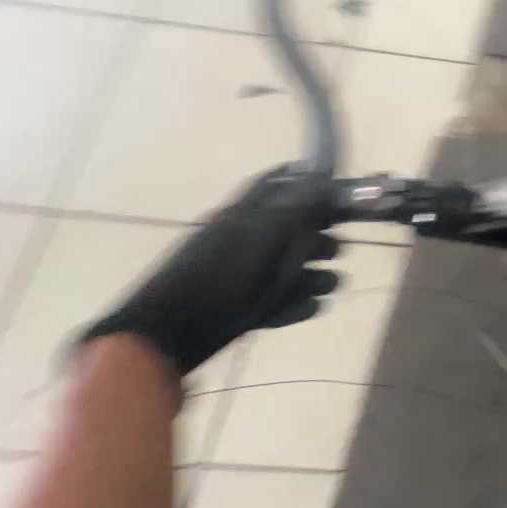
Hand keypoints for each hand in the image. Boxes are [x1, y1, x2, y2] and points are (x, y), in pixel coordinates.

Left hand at [81, 167, 342, 375]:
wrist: (166, 334)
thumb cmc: (218, 276)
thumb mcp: (264, 233)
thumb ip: (298, 206)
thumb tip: (325, 173)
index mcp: (247, 213)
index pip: (281, 182)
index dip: (312, 183)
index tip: (340, 194)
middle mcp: (248, 238)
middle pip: (298, 231)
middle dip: (322, 242)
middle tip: (334, 253)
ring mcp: (245, 274)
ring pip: (295, 269)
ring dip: (317, 278)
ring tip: (324, 287)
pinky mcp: (246, 307)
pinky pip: (283, 301)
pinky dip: (297, 305)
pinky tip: (304, 308)